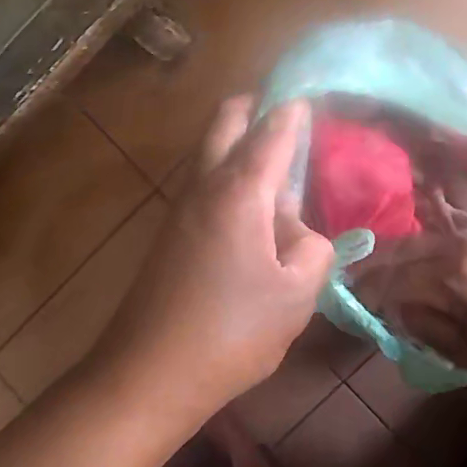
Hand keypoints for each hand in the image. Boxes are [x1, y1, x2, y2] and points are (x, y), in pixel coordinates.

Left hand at [89, 96, 333, 417]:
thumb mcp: (296, 296)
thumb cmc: (231, 332)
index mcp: (241, 190)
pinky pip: (205, 176)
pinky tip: (255, 203)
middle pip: (227, 119)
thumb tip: (301, 231)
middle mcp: (206, 183)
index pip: (273, 129)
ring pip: (210, 146)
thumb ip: (313, 250)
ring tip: (280, 157)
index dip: (297, 108)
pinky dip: (229, 167)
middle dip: (258, 103)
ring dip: (239, 135)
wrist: (148, 373)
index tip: (318, 93)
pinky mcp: (171, 228)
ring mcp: (182, 204)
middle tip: (293, 113)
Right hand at [347, 221, 466, 382]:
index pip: (393, 280)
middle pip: (397, 254)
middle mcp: (453, 249)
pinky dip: (408, 252)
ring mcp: (466, 240)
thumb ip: (426, 328)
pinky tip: (401, 266)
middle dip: (370, 269)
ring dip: (387, 257)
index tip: (346, 303)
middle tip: (347, 284)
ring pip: (411, 243)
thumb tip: (393, 312)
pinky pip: (429, 241)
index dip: (367, 292)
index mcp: (451, 279)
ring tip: (367, 274)